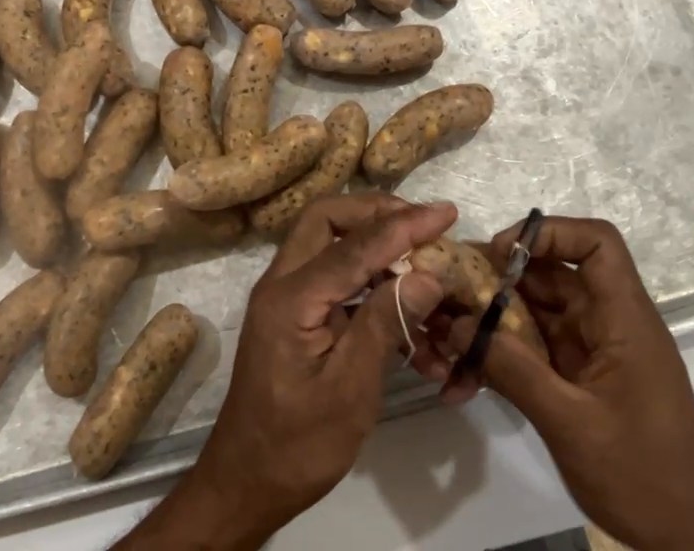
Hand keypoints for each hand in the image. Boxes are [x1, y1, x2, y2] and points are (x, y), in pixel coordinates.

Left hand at [157, 196, 456, 545]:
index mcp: (290, 297)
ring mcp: (285, 299)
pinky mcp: (295, 317)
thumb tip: (427, 273)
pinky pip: (333, 281)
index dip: (402, 225)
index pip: (353, 244)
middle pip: (327, 221)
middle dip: (377, 214)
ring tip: (423, 266)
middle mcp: (281, 283)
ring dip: (376, 249)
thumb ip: (385, 324)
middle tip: (424, 226)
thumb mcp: (351, 389)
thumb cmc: (299, 443)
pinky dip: (369, 286)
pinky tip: (407, 315)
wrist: (248, 480)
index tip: (446, 212)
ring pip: (329, 245)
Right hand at [431, 217, 693, 550]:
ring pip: (533, 314)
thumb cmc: (646, 476)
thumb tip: (459, 326)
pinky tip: (464, 380)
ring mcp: (591, 354)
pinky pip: (531, 351)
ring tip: (444, 340)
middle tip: (446, 295)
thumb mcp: (573, 424)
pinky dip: (499, 358)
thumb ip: (515, 370)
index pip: (597, 245)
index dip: (548, 232)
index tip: (499, 253)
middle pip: (550, 276)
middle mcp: (607, 326)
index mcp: (624, 321)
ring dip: (489, 324)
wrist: (691, 541)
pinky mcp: (577, 381)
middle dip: (496, 280)